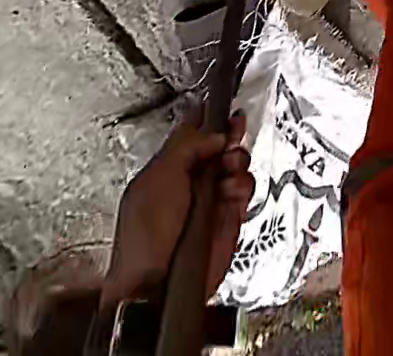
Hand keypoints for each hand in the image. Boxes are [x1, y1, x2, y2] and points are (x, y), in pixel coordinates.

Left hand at [103, 109, 253, 306]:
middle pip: (220, 142)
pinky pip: (246, 188)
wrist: (158, 285)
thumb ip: (187, 146)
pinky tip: (231, 190)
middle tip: (235, 128)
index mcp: (169, 166)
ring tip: (228, 168)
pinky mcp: (230, 215)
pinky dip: (243, 184)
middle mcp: (192, 178)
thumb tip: (216, 133)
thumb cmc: (146, 233)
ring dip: (237, 159)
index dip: (208, 117)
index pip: (193, 131)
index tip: (222, 107)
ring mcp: (212, 196)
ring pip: (237, 161)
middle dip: (230, 133)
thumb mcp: (160, 176)